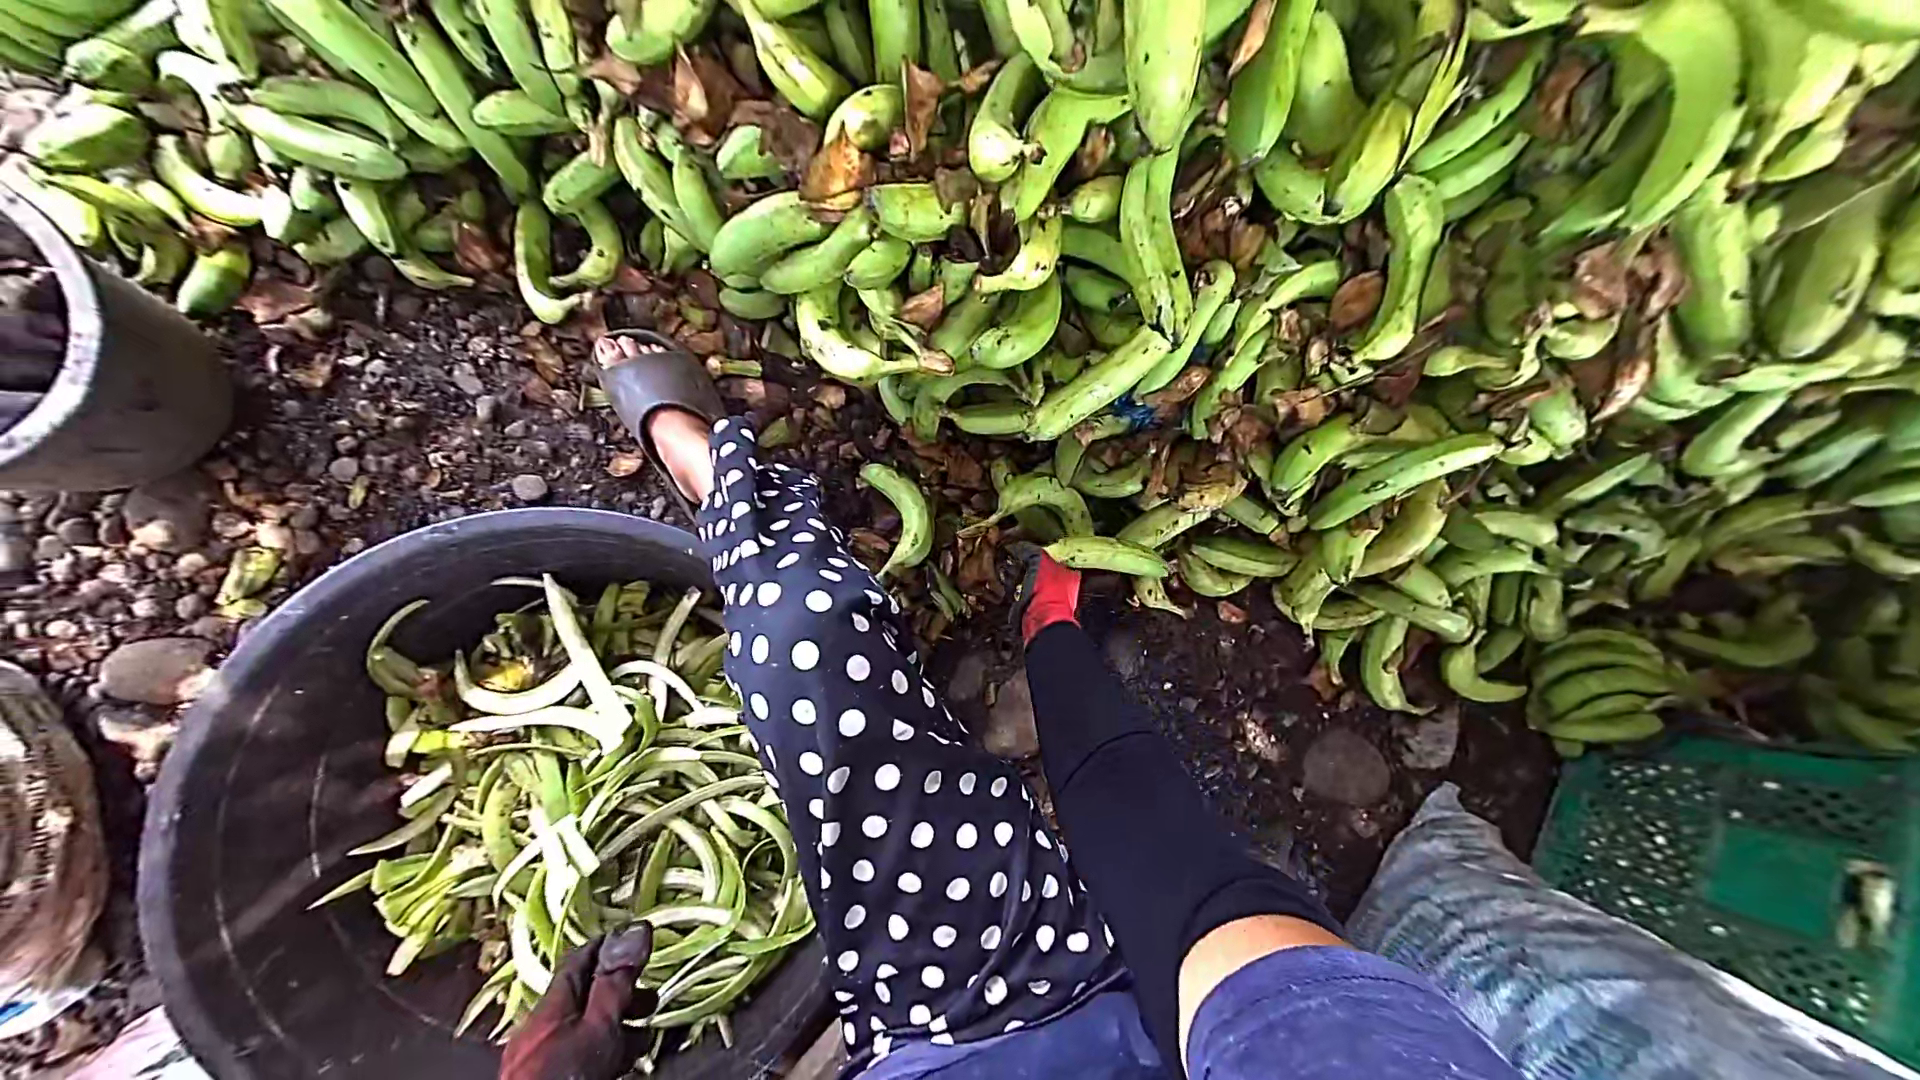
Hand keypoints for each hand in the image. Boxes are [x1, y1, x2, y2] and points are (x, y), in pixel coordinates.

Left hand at [500, 924, 656, 1079]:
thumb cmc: (567, 1078)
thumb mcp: (600, 1025)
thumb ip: (617, 979)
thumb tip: (637, 927)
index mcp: (550, 1006)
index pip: (582, 957)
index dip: (613, 944)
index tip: (643, 940)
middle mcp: (540, 1029)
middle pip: (586, 995)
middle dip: (623, 992)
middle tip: (651, 1001)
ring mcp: (538, 1061)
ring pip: (585, 1028)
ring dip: (617, 1025)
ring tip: (643, 1038)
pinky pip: (578, 1054)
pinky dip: (604, 1051)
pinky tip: (621, 1063)